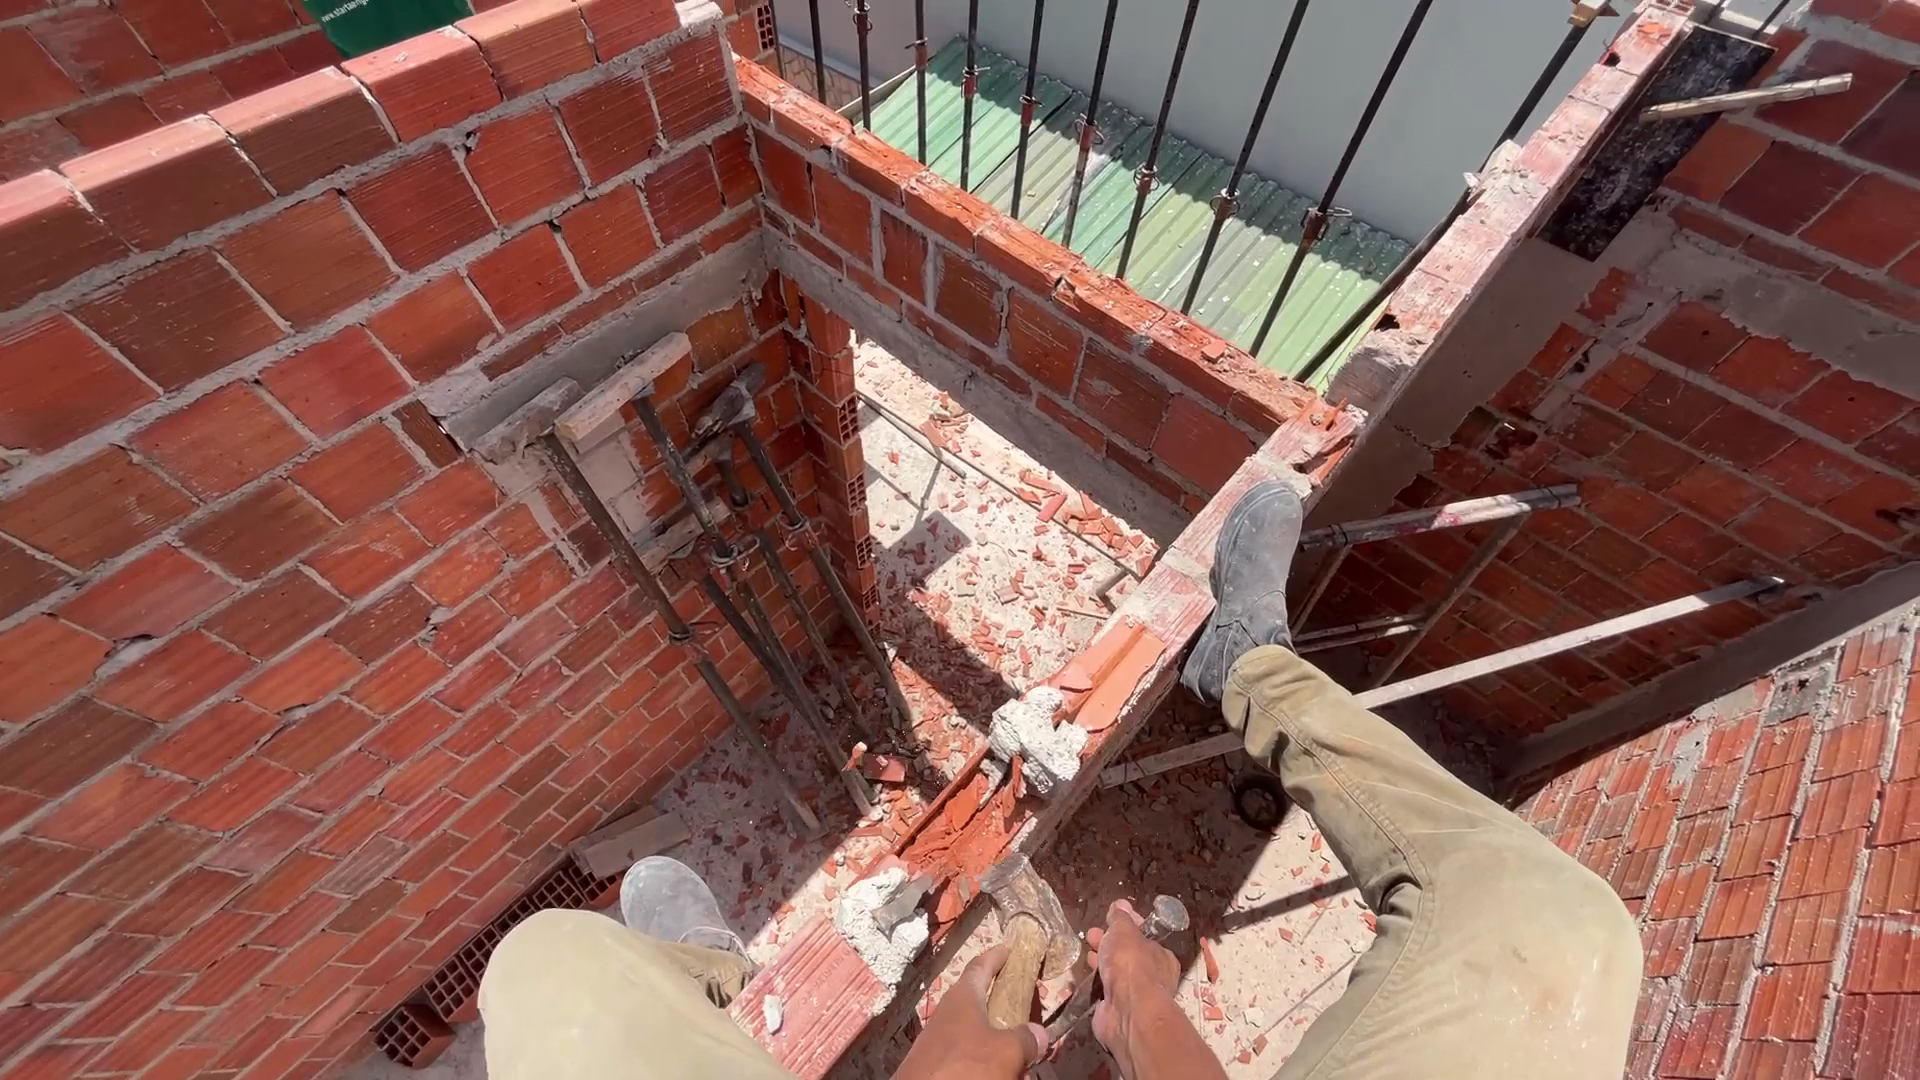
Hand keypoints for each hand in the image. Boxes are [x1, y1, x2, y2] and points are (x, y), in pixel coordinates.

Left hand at [894, 944, 1049, 1079]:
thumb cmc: (964, 1068)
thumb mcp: (1005, 1053)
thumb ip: (1025, 1039)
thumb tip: (1039, 1033)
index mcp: (963, 996)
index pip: (981, 966)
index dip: (996, 957)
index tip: (1007, 948)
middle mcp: (948, 1011)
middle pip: (978, 999)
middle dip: (1001, 1004)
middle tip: (1023, 1007)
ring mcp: (939, 1039)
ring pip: (974, 1031)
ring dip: (996, 1039)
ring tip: (1019, 1054)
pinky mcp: (934, 1064)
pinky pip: (966, 1054)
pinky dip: (983, 1060)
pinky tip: (997, 1073)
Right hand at [1084, 900, 1182, 1077]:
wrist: (1127, 1010)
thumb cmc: (1131, 963)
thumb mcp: (1124, 930)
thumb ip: (1121, 918)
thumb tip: (1121, 904)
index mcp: (1161, 957)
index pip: (1143, 938)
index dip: (1125, 927)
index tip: (1109, 920)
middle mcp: (1152, 978)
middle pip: (1127, 955)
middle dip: (1108, 942)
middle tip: (1092, 934)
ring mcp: (1134, 997)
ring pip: (1115, 973)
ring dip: (1101, 960)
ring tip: (1087, 950)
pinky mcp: (1118, 1011)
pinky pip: (1105, 990)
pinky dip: (1096, 980)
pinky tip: (1086, 973)